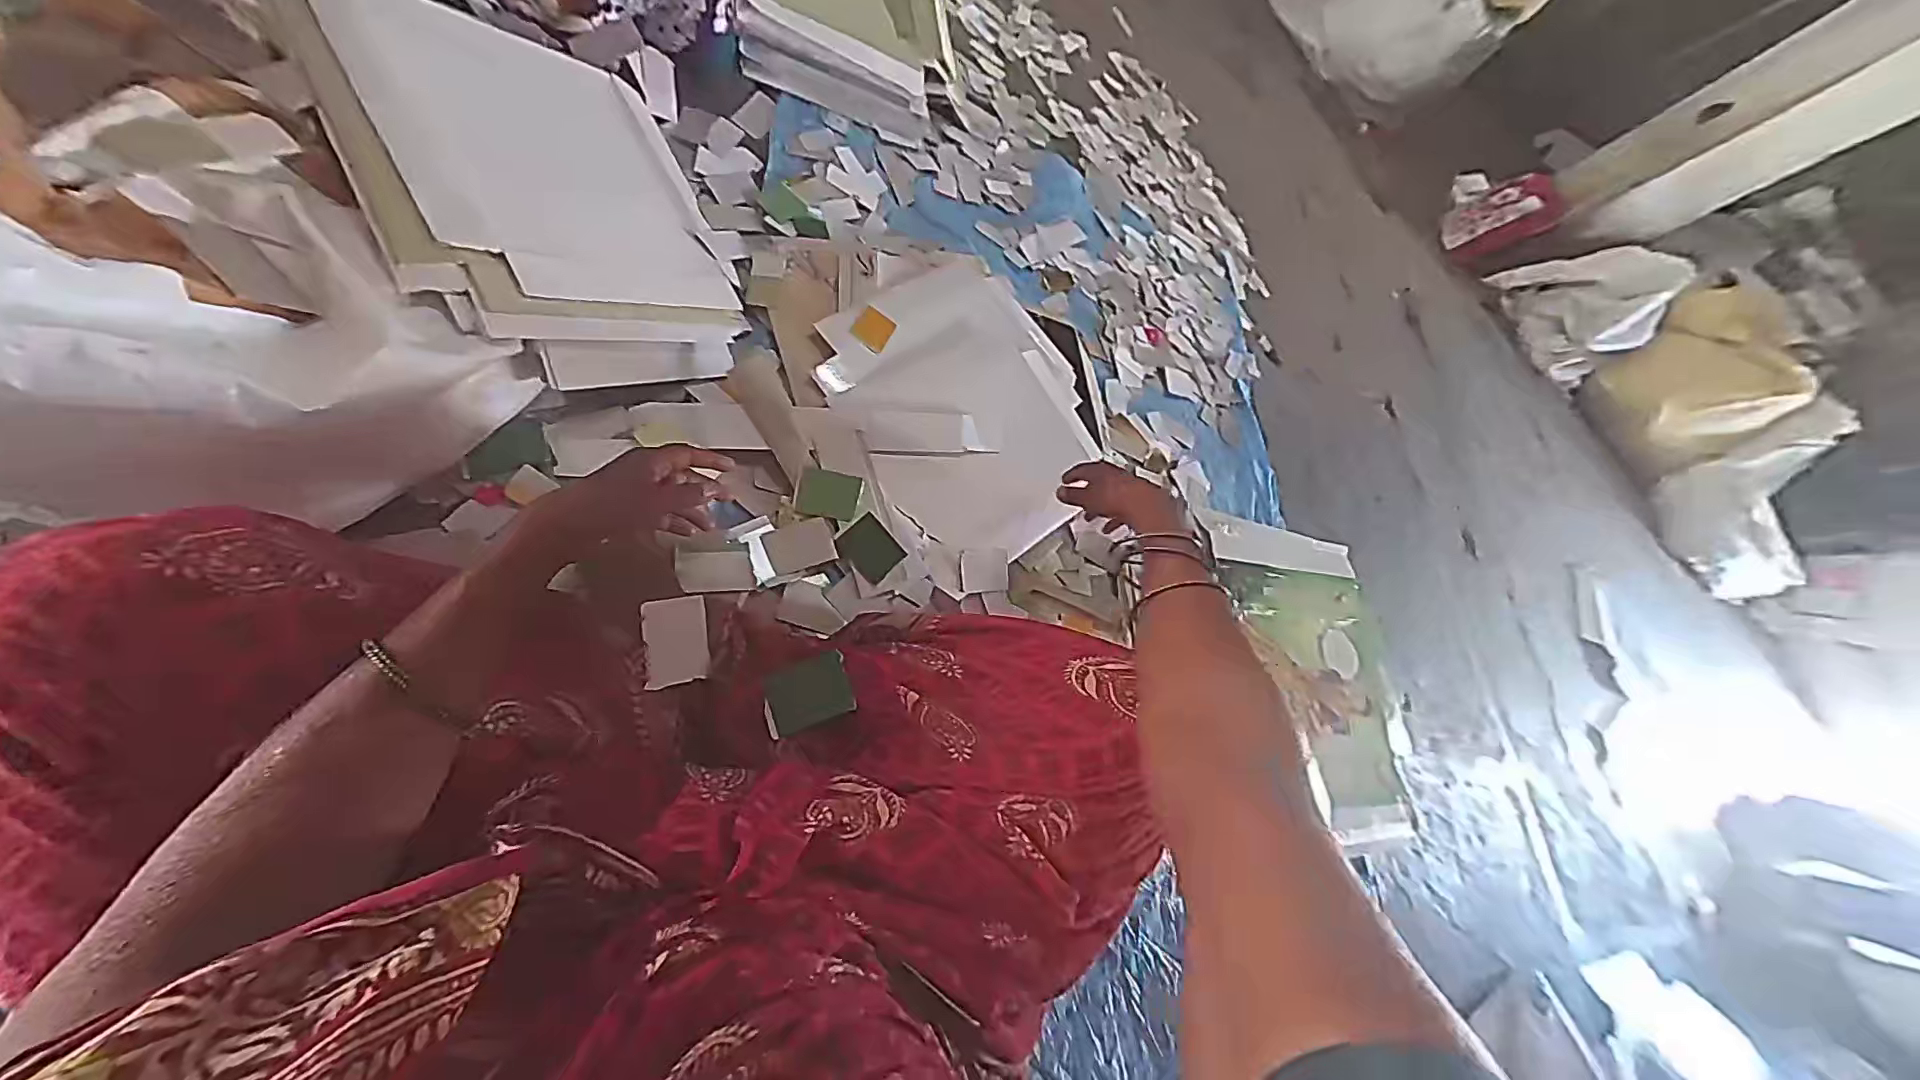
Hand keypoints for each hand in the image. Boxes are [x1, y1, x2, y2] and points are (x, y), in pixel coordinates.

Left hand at [488, 444, 734, 583]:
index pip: (688, 454)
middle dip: (705, 489)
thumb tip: (714, 488)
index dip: (711, 459)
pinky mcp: (626, 509)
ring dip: (692, 510)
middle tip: (725, 500)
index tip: (731, 467)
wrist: (566, 525)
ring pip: (672, 496)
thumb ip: (688, 495)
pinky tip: (685, 533)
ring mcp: (634, 490)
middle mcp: (643, 472)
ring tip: (708, 527)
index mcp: (650, 462)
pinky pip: (659, 511)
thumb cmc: (610, 508)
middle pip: (682, 476)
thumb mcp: (656, 502)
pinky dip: (675, 520)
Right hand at [1058, 461, 1185, 535]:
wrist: (1148, 511)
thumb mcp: (1087, 499)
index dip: (1073, 475)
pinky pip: (1125, 507)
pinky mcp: (1143, 502)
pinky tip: (1112, 525)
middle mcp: (1120, 475)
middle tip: (1080, 498)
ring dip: (1102, 505)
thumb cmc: (1121, 500)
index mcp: (1104, 470)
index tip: (1066, 480)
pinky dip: (1117, 515)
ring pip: (1113, 495)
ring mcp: (1133, 488)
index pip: (1084, 469)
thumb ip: (1073, 495)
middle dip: (1089, 490)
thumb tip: (1062, 492)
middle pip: (1100, 481)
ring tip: (1094, 515)